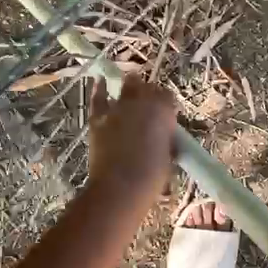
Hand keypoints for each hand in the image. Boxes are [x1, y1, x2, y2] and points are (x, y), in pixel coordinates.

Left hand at [86, 77, 176, 202]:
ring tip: (131, 83)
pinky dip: (99, 88)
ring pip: (127, 86)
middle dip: (149, 92)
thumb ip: (165, 141)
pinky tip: (99, 80)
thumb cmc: (151, 177)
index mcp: (163, 112)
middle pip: (147, 87)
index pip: (168, 96)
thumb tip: (162, 139)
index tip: (166, 113)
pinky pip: (99, 98)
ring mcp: (119, 108)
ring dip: (130, 85)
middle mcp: (142, 103)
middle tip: (149, 103)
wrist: (120, 187)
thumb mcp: (168, 157)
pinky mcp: (99, 117)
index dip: (166, 103)